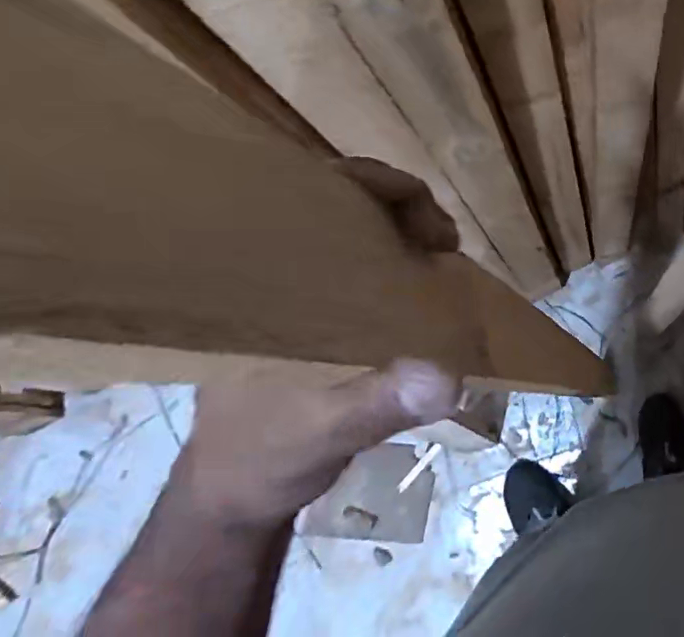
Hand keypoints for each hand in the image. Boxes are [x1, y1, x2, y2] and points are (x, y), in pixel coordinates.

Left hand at [171, 158, 464, 528]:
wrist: (233, 496)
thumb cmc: (263, 457)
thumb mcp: (325, 432)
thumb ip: (381, 403)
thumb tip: (451, 375)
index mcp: (261, 285)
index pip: (308, 200)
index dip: (372, 188)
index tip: (423, 224)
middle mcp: (277, 274)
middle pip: (343, 200)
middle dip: (403, 204)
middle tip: (444, 241)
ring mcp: (300, 288)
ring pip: (357, 225)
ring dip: (406, 226)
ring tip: (443, 254)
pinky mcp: (321, 307)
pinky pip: (365, 257)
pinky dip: (401, 253)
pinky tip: (428, 275)